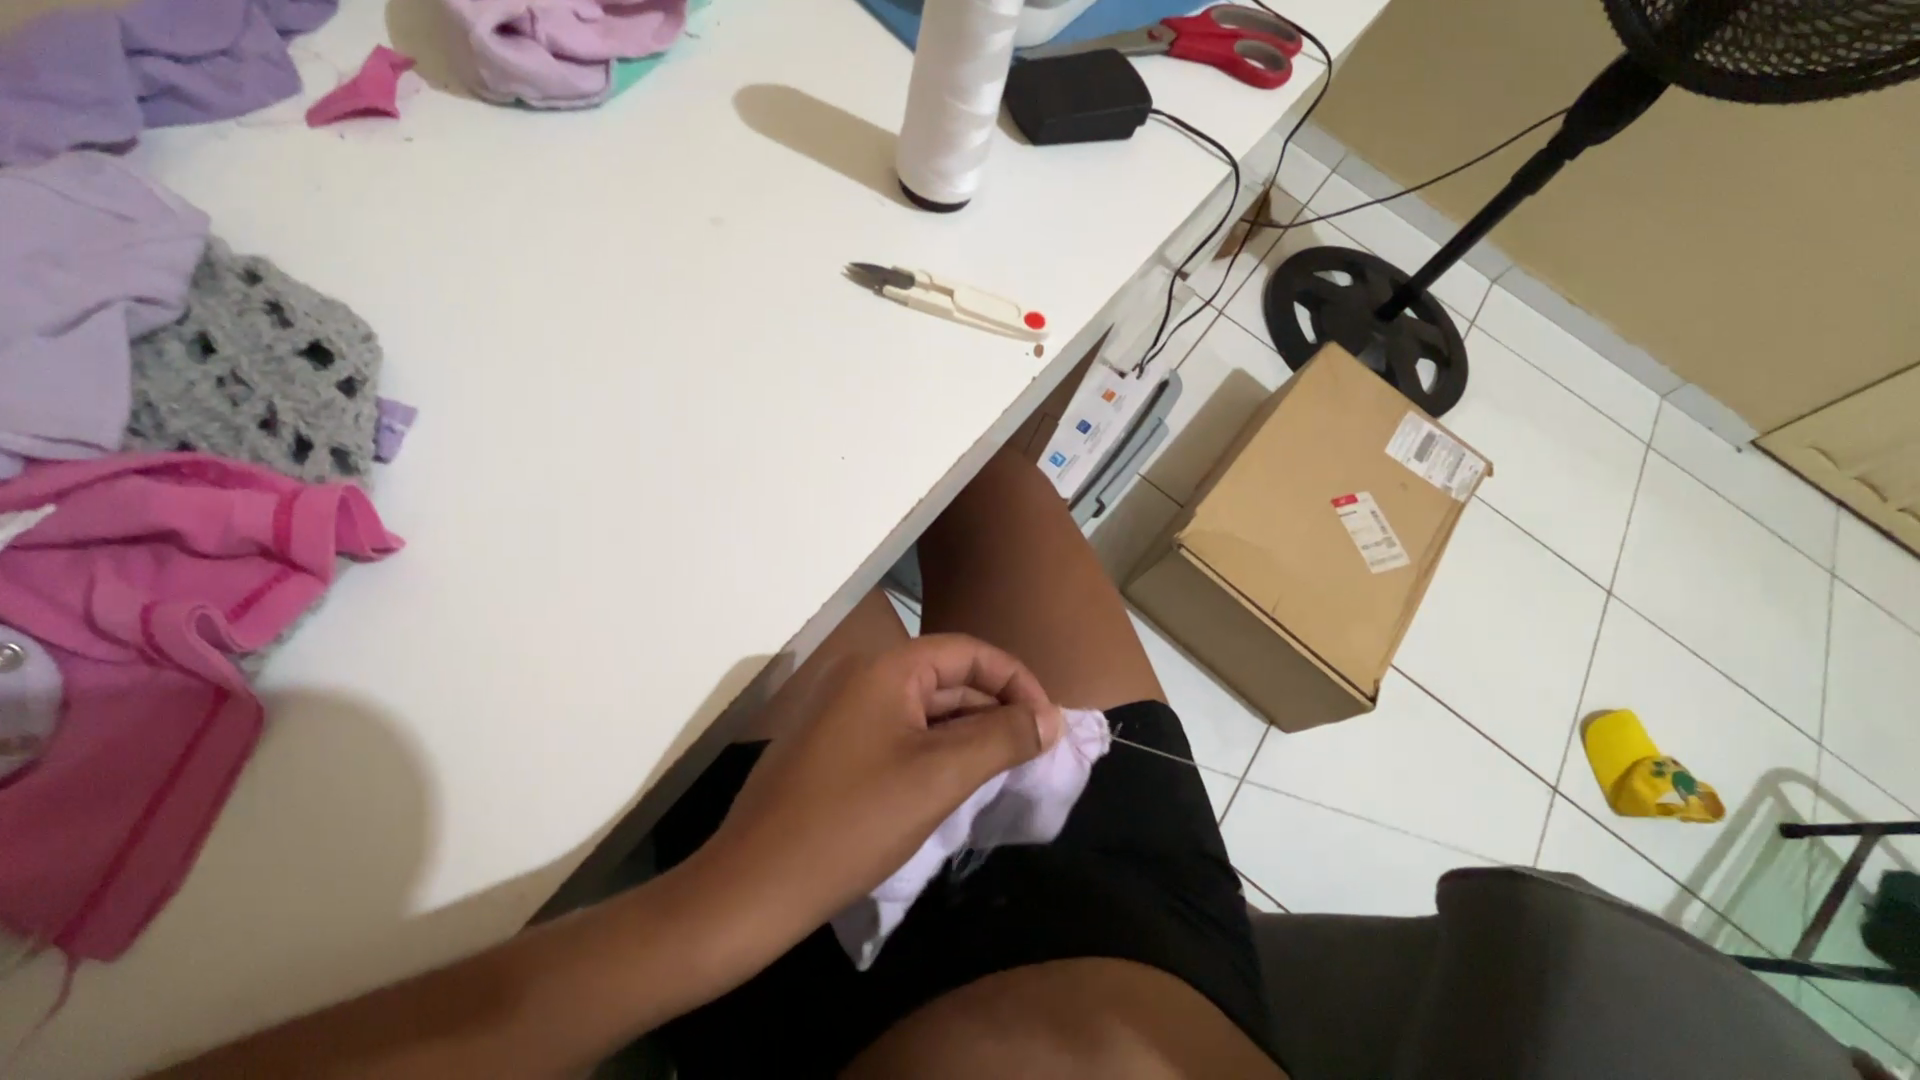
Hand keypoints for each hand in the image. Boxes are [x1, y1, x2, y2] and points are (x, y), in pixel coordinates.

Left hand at [697, 634, 1064, 936]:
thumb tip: (1049, 718)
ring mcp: (841, 711)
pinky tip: (954, 784)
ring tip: (1004, 771)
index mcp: (886, 668)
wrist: (753, 885)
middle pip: (947, 677)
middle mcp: (860, 676)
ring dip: (967, 734)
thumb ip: (1002, 738)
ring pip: (923, 710)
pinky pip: (897, 733)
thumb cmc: (852, 823)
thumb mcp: (939, 777)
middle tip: (1034, 754)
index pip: (969, 652)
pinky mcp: (831, 746)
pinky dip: (934, 750)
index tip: (1048, 727)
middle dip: (995, 710)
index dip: (1018, 682)